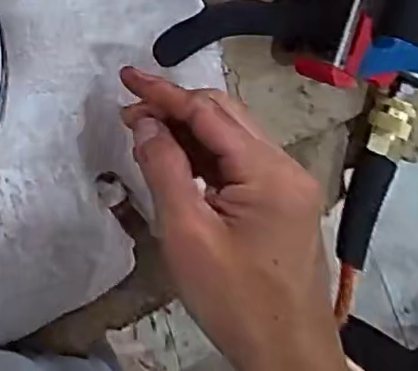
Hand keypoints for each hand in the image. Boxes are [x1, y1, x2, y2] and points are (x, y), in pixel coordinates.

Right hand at [119, 67, 340, 370]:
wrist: (291, 365)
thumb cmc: (237, 304)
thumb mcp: (188, 236)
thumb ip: (164, 169)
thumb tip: (146, 122)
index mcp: (268, 171)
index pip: (207, 112)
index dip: (163, 92)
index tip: (126, 76)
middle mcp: (285, 165)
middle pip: (223, 114)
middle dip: (175, 106)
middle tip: (132, 115)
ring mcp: (288, 181)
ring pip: (231, 133)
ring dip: (188, 128)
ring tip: (147, 133)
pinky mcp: (284, 199)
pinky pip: (239, 157)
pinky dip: (205, 151)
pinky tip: (178, 159)